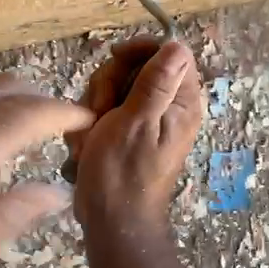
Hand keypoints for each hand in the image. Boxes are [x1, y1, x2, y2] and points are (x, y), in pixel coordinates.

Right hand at [68, 39, 202, 231]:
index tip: (115, 58)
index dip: (140, 50)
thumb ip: (156, 82)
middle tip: (100, 110)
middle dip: (110, 83)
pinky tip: (87, 144)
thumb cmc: (122, 173)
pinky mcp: (128, 131)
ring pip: (116, 85)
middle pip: (136, 65)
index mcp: (182, 102)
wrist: (110, 222)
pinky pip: (106, 107)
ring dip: (96, 105)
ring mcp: (147, 119)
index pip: (170, 50)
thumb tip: (177, 45)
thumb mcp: (136, 122)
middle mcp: (170, 106)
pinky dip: (91, 122)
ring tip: (91, 134)